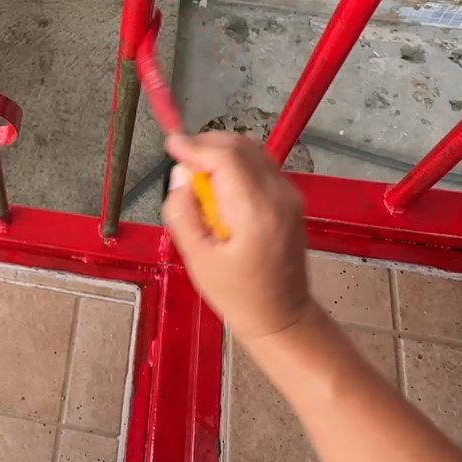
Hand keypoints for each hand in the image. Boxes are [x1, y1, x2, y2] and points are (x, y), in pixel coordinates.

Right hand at [162, 130, 311, 339]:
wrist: (283, 316)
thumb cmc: (237, 294)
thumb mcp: (197, 259)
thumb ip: (183, 212)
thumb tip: (180, 175)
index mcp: (256, 211)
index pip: (226, 157)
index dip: (195, 146)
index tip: (171, 145)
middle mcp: (279, 195)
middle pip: (241, 146)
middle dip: (206, 144)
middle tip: (181, 160)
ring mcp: (290, 194)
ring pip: (252, 150)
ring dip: (221, 152)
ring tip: (197, 172)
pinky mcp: (291, 198)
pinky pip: (260, 164)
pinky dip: (235, 163)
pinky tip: (218, 184)